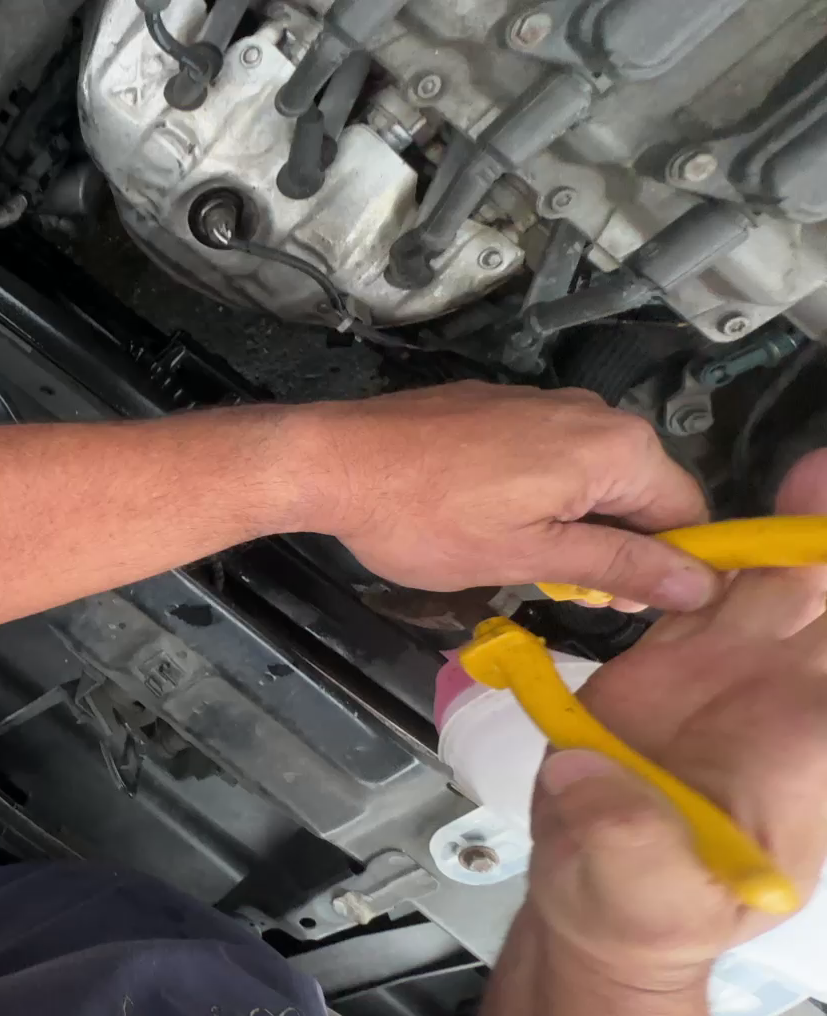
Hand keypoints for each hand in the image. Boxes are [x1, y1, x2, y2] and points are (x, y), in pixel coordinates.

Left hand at [299, 382, 717, 610]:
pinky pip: (522, 450)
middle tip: (541, 578)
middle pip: (627, 488)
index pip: (683, 513)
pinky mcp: (476, 403)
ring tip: (493, 545)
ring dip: (551, 513)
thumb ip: (617, 564)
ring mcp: (525, 400)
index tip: (614, 600)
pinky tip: (464, 508)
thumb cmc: (422, 518)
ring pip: (571, 470)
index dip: (661, 565)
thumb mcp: (524, 554)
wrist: (328, 461)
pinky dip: (512, 484)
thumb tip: (702, 582)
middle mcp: (584, 409)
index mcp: (615, 447)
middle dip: (598, 538)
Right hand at [523, 449, 826, 988]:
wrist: (603, 888)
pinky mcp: (667, 665)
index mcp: (807, 745)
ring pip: (779, 592)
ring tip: (811, 467)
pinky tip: (721, 522)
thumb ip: (627, 832)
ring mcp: (727, 677)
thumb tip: (586, 769)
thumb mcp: (644, 884)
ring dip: (795, 536)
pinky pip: (702, 601)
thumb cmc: (645, 900)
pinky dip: (714, 560)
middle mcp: (786, 700)